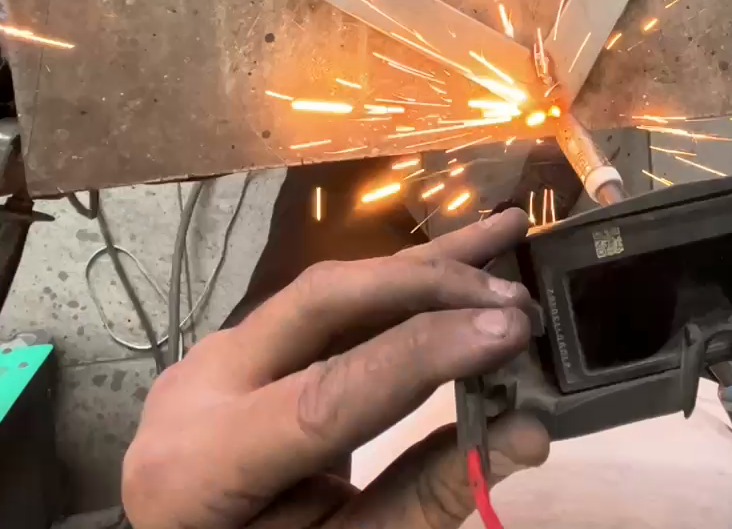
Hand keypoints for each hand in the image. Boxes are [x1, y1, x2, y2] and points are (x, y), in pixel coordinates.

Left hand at [122, 209, 550, 528]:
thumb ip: (425, 497)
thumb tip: (528, 430)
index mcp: (204, 462)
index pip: (328, 392)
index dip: (425, 352)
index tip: (512, 328)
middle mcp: (205, 381)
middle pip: (325, 299)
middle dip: (429, 286)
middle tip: (512, 301)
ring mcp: (225, 347)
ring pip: (337, 283)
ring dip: (427, 266)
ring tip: (505, 234)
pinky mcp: (252, 335)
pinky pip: (334, 300)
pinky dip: (401, 279)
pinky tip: (454, 255)